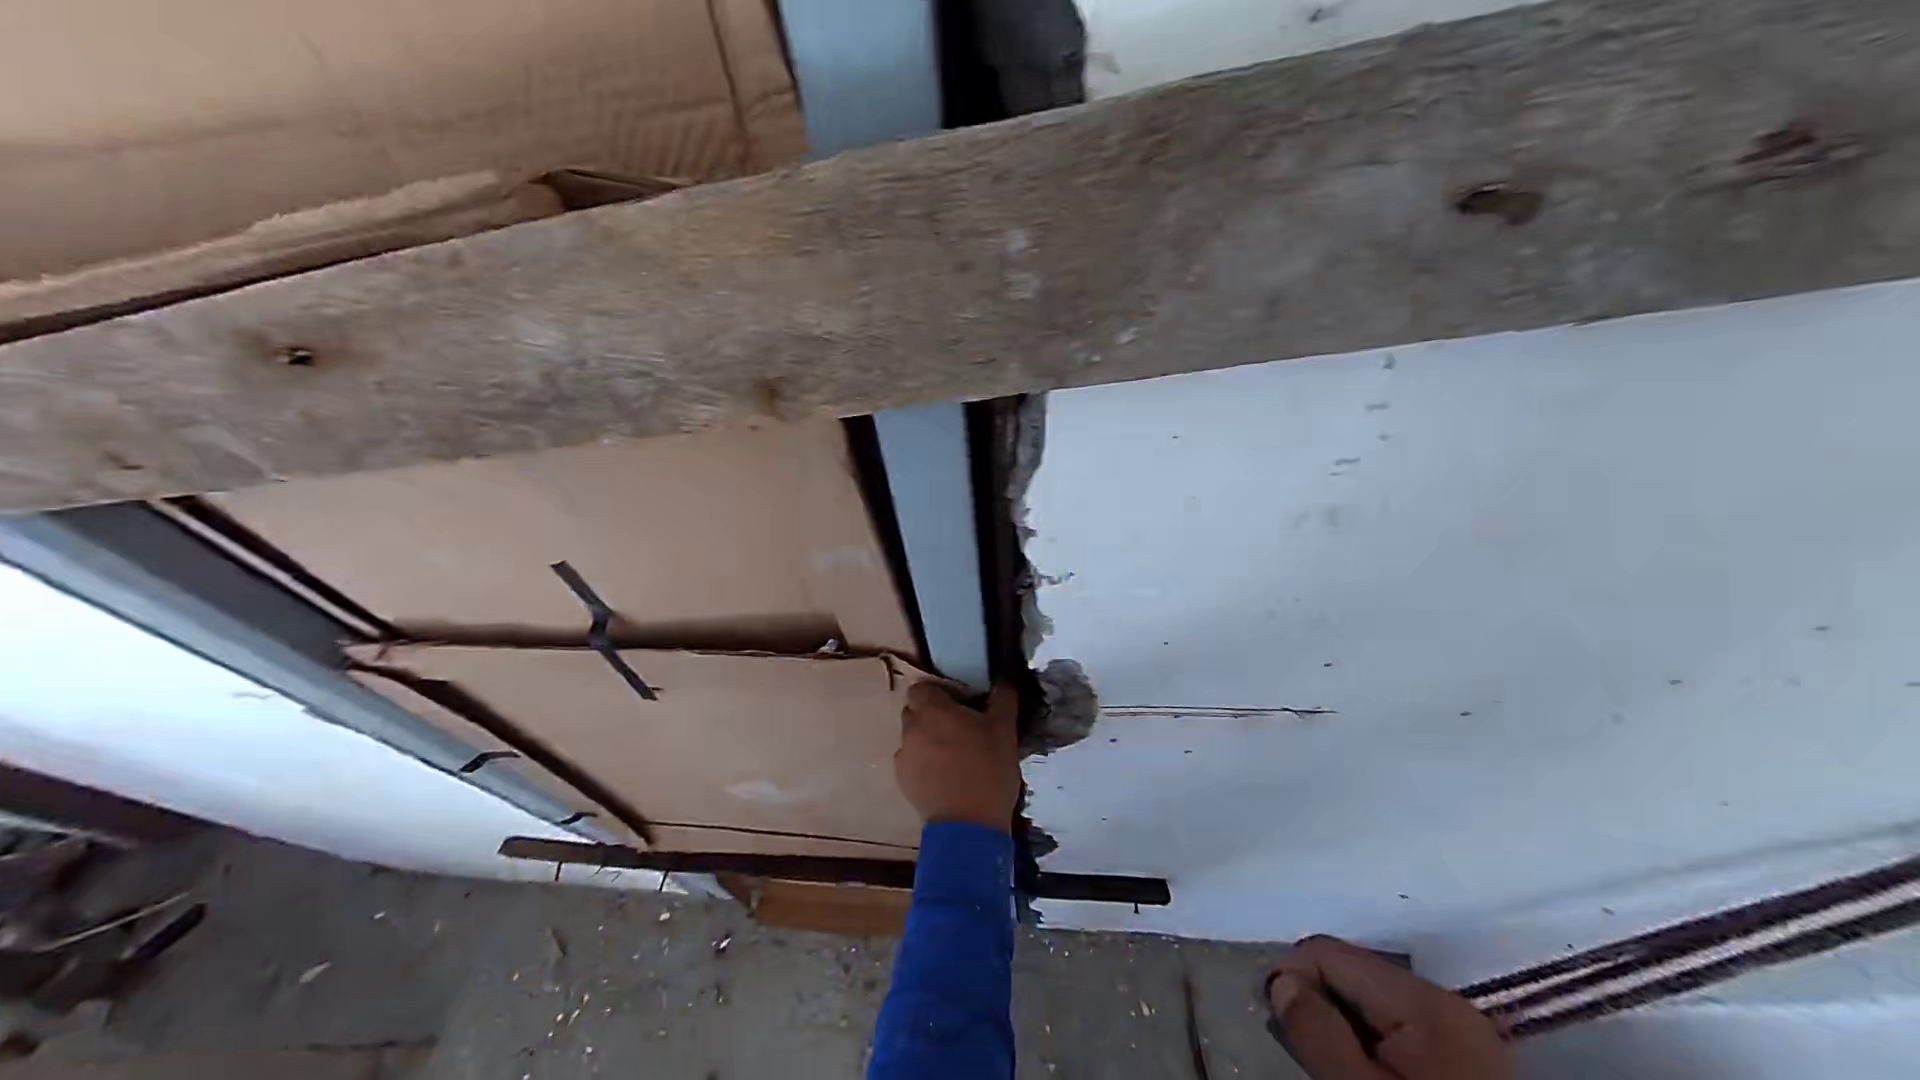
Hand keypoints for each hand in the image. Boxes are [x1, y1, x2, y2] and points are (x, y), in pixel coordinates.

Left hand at [894, 681, 1020, 831]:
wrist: (969, 825)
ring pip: (912, 737)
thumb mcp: (1005, 731)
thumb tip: (1005, 680)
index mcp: (933, 711)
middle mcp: (911, 729)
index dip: (939, 693)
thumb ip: (1003, 699)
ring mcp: (903, 756)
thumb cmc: (988, 771)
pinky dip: (923, 763)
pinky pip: (910, 761)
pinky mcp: (902, 781)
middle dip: (932, 715)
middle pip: (914, 711)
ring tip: (952, 755)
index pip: (922, 688)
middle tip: (959, 728)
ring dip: (927, 739)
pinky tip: (944, 776)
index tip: (959, 704)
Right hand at [1268, 936, 1512, 1079]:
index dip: (1291, 978)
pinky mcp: (1470, 1064)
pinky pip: (1400, 1031)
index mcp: (1424, 1001)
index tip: (1274, 1023)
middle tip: (1301, 1054)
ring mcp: (1465, 1036)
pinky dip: (1371, 1045)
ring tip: (1332, 1069)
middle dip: (1318, 1003)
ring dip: (1341, 1027)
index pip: (1328, 953)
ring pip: (1374, 1004)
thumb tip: (1284, 982)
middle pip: (1353, 974)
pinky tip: (1364, 1074)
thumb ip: (1316, 1031)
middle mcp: (1448, 1004)